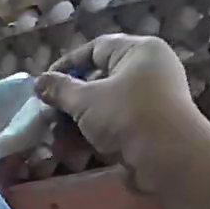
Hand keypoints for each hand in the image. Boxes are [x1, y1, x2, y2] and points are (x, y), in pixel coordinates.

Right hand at [33, 35, 209, 195]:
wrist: (170, 160)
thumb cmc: (127, 117)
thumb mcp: (86, 101)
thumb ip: (60, 90)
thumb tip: (39, 82)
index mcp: (139, 51)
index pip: (96, 48)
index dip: (67, 65)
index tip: (44, 85)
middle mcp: (149, 72)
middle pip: (100, 82)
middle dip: (70, 105)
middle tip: (49, 119)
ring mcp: (151, 103)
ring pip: (106, 109)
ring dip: (79, 127)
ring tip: (59, 145)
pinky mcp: (150, 131)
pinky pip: (117, 128)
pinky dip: (96, 139)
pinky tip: (77, 155)